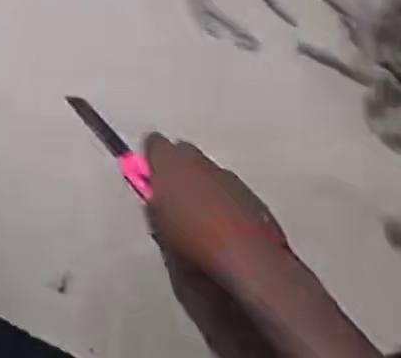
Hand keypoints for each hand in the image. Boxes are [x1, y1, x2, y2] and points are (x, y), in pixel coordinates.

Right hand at [143, 135, 288, 280]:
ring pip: (208, 172)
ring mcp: (227, 175)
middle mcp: (197, 158)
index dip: (150, 160)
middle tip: (173, 199)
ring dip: (203, 186)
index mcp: (168, 158)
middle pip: (182, 153)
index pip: (152, 142)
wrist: (245, 258)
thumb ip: (151, 200)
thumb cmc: (191, 238)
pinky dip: (225, 202)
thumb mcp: (155, 224)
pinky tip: (224, 230)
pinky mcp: (251, 194)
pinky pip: (231, 191)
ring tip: (200, 220)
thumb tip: (154, 198)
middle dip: (178, 170)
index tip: (149, 180)